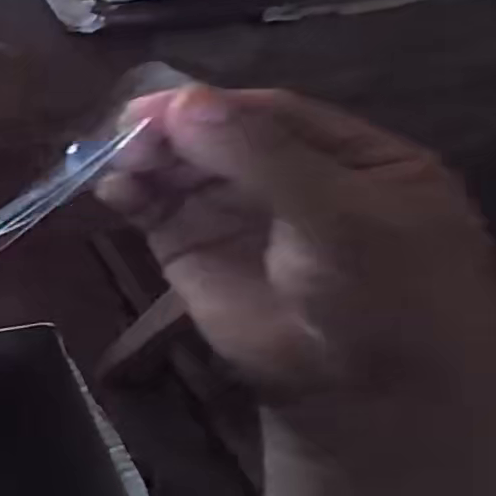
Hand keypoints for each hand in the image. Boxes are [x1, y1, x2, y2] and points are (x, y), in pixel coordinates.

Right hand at [96, 86, 495, 434]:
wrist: (358, 393)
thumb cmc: (383, 296)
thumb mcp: (340, 216)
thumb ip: (260, 157)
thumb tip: (181, 103)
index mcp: (344, 156)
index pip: (266, 113)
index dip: (209, 105)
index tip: (152, 107)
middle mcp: (281, 176)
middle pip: (211, 137)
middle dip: (166, 133)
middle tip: (121, 134)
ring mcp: (229, 211)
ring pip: (174, 169)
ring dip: (141, 161)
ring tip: (113, 164)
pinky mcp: (185, 245)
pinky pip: (150, 207)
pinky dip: (127, 194)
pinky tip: (112, 190)